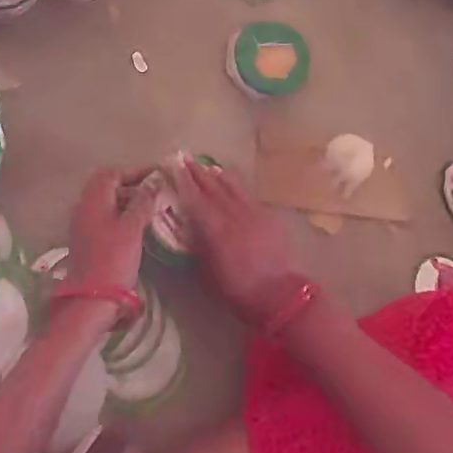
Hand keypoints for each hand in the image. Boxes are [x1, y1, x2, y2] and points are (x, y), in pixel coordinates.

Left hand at [65, 167, 152, 289]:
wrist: (92, 298)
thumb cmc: (114, 258)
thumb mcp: (132, 227)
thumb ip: (143, 202)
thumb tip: (154, 182)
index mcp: (93, 199)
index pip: (113, 174)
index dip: (135, 171)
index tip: (157, 173)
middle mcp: (84, 207)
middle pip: (106, 186)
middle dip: (130, 184)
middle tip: (153, 188)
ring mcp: (82, 224)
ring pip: (105, 202)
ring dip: (126, 199)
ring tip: (150, 205)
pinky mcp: (86, 240)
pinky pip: (104, 217)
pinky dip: (120, 214)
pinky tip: (136, 224)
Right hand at [165, 156, 301, 324]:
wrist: (278, 294)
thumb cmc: (237, 290)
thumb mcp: (208, 272)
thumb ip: (198, 247)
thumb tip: (190, 230)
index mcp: (214, 228)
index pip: (195, 198)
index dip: (184, 181)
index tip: (174, 166)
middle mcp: (232, 214)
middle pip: (213, 187)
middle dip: (198, 172)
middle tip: (186, 158)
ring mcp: (252, 212)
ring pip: (233, 186)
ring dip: (219, 175)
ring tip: (209, 166)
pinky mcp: (268, 216)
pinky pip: (249, 195)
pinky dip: (237, 187)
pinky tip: (234, 185)